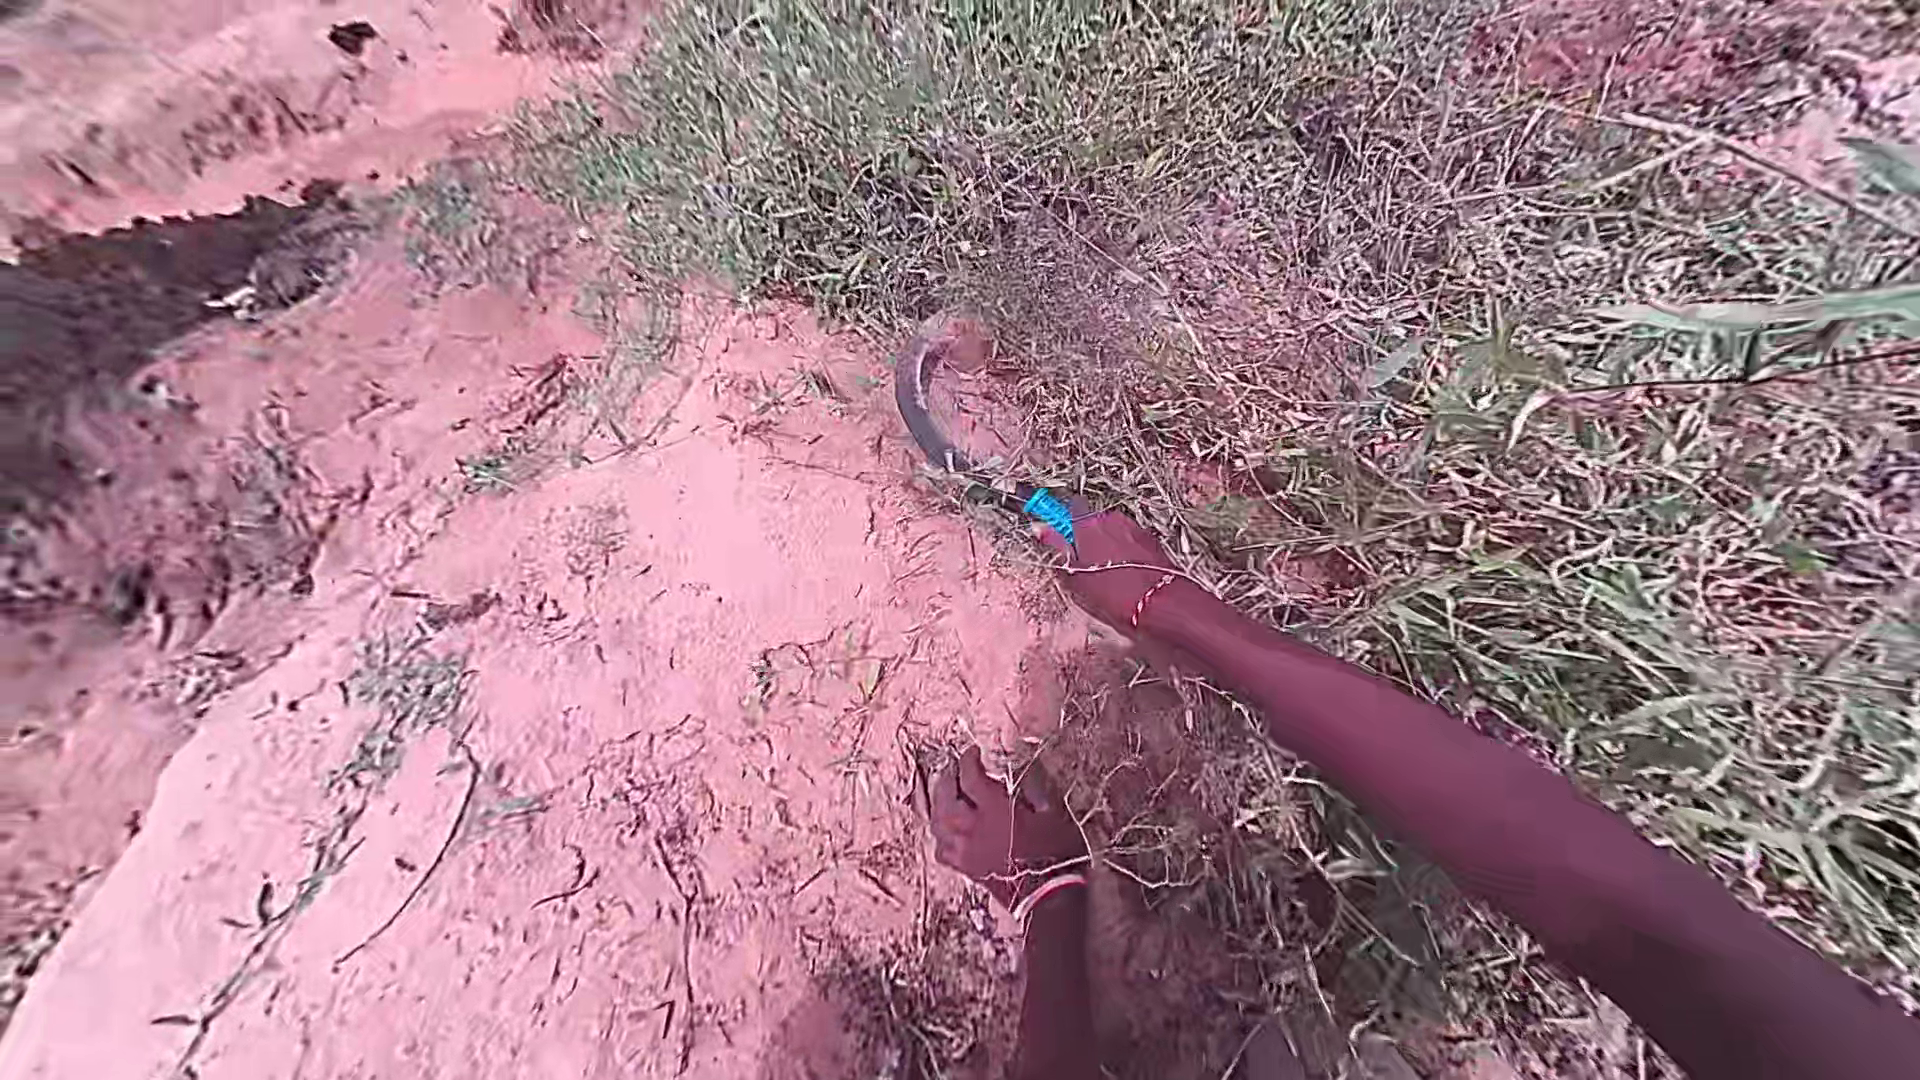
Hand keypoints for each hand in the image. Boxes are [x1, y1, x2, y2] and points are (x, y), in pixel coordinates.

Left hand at [929, 746, 1085, 907]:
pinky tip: (949, 829)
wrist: (1050, 897)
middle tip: (957, 770)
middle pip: (946, 795)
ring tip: (949, 793)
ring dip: (940, 802)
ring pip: (938, 820)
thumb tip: (1020, 773)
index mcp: (994, 809)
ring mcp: (965, 849)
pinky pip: (942, 848)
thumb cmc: (1054, 854)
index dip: (968, 759)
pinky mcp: (965, 868)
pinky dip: (941, 834)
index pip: (969, 776)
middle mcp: (973, 827)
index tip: (973, 753)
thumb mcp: (1050, 812)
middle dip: (949, 778)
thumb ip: (1031, 788)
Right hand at [1034, 504, 1182, 632]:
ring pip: (1112, 531)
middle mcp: (1112, 519)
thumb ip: (1057, 548)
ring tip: (1105, 573)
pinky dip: (1124, 552)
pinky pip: (1130, 540)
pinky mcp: (1152, 541)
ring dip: (1106, 545)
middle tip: (1081, 563)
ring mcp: (1134, 528)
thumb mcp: (1075, 575)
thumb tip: (1041, 531)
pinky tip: (1124, 575)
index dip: (1063, 519)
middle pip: (1092, 520)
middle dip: (1086, 536)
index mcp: (1088, 524)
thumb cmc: (1114, 593)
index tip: (1057, 532)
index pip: (1070, 505)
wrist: (1161, 604)